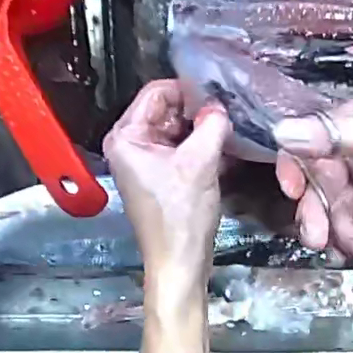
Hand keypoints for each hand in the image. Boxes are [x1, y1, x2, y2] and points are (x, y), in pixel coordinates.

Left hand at [105, 79, 232, 284]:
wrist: (179, 261)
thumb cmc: (179, 218)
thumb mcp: (200, 163)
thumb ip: (211, 125)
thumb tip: (219, 106)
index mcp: (125, 137)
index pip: (156, 92)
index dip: (187, 91)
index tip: (216, 95)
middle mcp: (129, 146)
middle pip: (167, 110)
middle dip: (196, 112)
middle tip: (225, 116)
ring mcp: (144, 162)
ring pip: (177, 130)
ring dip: (201, 131)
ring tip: (226, 133)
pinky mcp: (160, 177)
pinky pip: (181, 149)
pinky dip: (200, 148)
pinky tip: (222, 151)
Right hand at [271, 93, 352, 259]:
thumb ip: (336, 137)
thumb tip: (281, 129)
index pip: (312, 137)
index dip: (297, 166)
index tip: (292, 191)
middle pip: (316, 178)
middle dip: (317, 210)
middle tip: (316, 238)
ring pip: (326, 205)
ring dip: (336, 230)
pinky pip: (342, 223)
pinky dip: (350, 239)